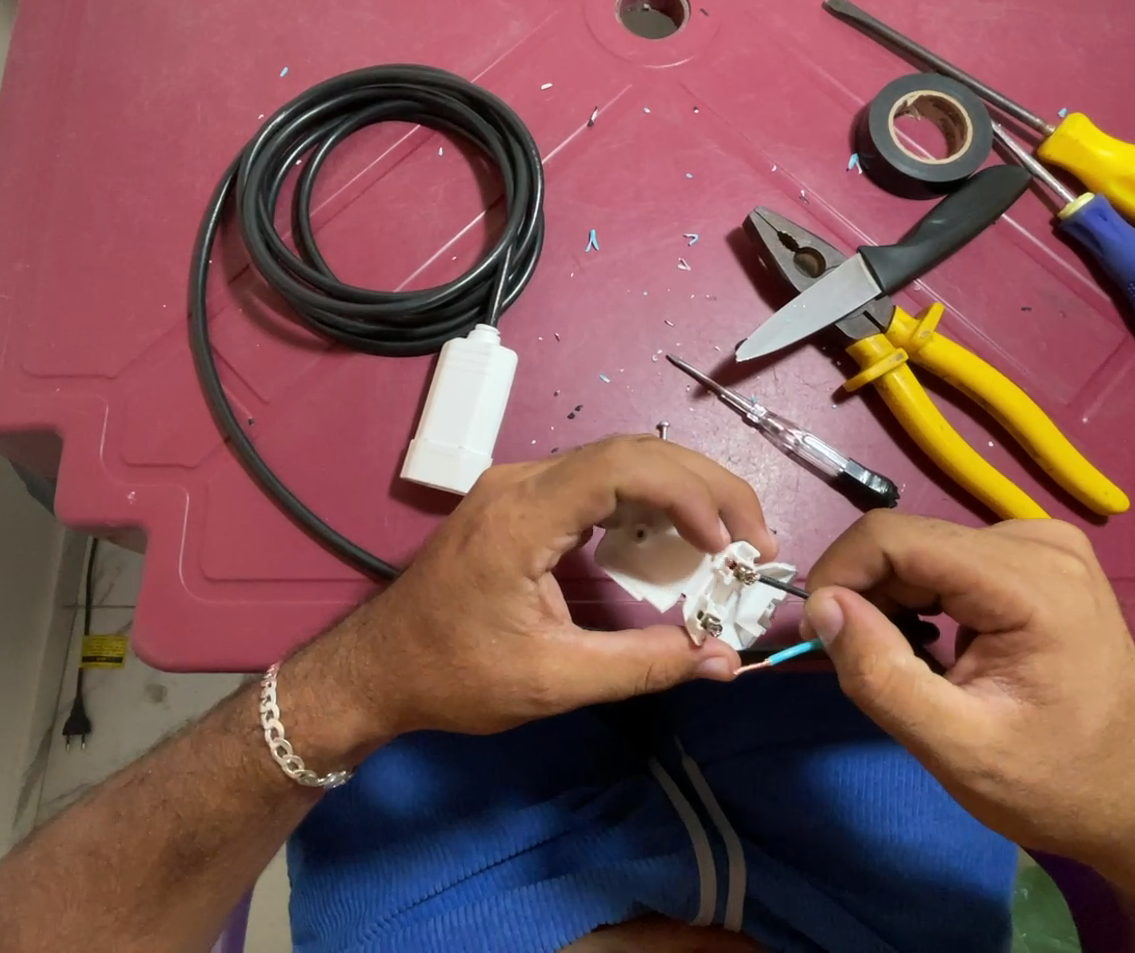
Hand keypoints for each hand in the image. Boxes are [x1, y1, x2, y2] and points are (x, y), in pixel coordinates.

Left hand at [303, 436, 773, 741]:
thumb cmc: (454, 674)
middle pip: (630, 453)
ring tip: (729, 540)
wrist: (379, 666)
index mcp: (522, 514)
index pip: (621, 467)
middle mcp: (522, 481)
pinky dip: (648, 503)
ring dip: (681, 492)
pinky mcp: (522, 501)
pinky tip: (675, 539)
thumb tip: (725, 658)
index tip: (730, 546)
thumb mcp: (552, 680)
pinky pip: (598, 482)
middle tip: (756, 540)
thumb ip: (644, 665)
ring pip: (618, 461)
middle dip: (704, 487)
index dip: (688, 493)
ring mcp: (519, 485)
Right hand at [801, 512, 1134, 873]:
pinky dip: (915, 597)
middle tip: (862, 660)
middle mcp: (1038, 542)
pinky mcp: (1032, 557)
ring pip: (916, 548)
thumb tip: (821, 605)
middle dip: (863, 595)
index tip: (818, 631)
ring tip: (904, 661)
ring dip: (887, 600)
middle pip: (904, 541)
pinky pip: (941, 557)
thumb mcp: (956, 749)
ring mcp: (1040, 544)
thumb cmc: (1056, 786)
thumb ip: (880, 675)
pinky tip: (931, 644)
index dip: (838, 574)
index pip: (894, 537)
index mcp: (1031, 582)